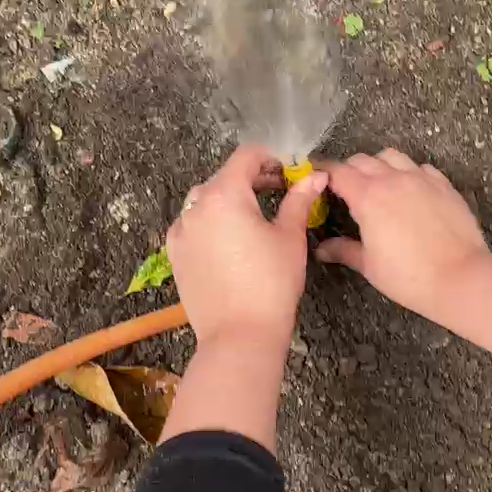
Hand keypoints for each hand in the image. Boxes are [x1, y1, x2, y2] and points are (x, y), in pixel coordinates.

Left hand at [167, 145, 327, 349]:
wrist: (239, 335)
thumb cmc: (271, 283)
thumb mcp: (290, 236)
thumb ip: (299, 199)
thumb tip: (316, 176)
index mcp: (225, 194)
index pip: (246, 156)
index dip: (271, 157)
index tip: (289, 171)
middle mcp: (196, 206)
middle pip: (225, 176)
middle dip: (253, 178)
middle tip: (280, 191)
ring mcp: (181, 231)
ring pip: (206, 199)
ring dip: (231, 199)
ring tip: (255, 216)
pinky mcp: (175, 254)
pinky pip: (192, 224)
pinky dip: (211, 221)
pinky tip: (229, 238)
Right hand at [316, 149, 490, 316]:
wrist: (460, 277)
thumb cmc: (409, 276)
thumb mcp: (370, 265)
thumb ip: (344, 250)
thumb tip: (323, 249)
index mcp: (368, 197)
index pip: (339, 172)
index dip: (324, 172)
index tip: (317, 178)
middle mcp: (393, 179)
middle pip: (363, 160)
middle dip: (349, 169)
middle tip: (344, 187)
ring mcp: (421, 179)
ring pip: (393, 156)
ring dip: (379, 164)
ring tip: (378, 183)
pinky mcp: (444, 185)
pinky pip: (421, 167)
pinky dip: (409, 172)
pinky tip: (410, 190)